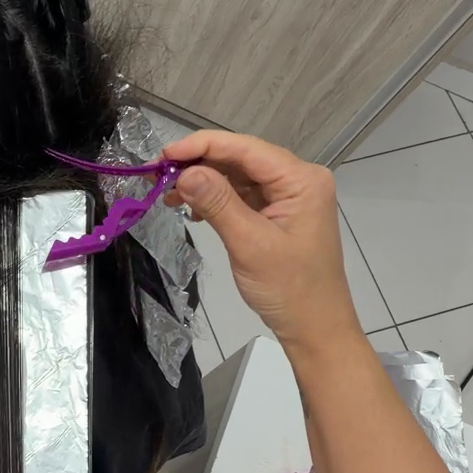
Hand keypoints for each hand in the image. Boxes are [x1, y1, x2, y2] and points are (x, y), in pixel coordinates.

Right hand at [164, 130, 365, 356]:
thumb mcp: (250, 244)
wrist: (314, 325)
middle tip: (158, 176)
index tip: (163, 155)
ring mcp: (288, 197)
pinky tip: (193, 208)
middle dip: (199, 163)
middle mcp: (297, 179)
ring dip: (203, 182)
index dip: (202, 146)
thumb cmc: (288, 288)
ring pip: (238, 176)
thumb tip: (185, 172)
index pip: (245, 148)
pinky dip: (215, 199)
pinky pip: (242, 196)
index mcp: (301, 179)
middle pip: (241, 158)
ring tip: (168, 194)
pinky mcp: (277, 214)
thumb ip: (218, 203)